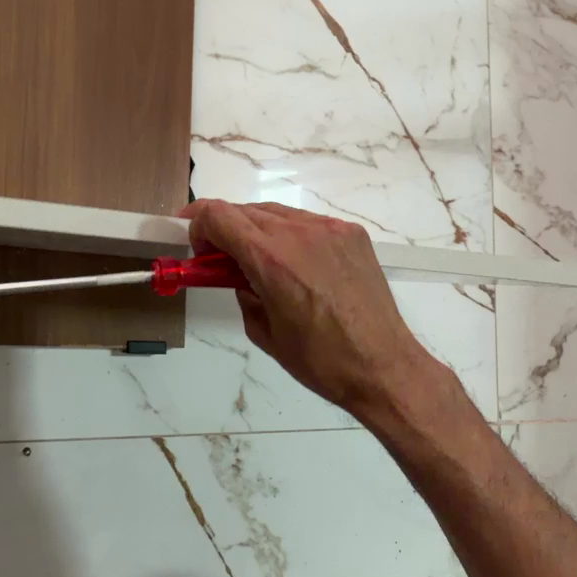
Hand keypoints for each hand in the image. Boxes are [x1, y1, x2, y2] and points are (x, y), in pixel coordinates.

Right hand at [181, 200, 461, 422]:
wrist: (382, 366)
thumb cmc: (319, 360)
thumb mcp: (263, 332)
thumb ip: (242, 293)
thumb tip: (240, 277)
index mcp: (271, 260)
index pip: (217, 216)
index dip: (196, 223)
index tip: (193, 243)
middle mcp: (299, 234)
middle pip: (243, 210)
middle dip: (223, 229)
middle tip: (218, 258)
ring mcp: (329, 230)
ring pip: (275, 212)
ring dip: (255, 229)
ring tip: (257, 262)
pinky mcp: (351, 234)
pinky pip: (306, 222)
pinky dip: (289, 234)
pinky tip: (294, 264)